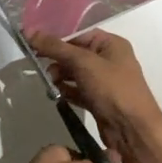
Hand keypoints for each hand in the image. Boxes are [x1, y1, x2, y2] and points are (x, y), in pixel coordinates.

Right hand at [26, 29, 161, 162]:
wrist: (133, 131)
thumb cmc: (112, 89)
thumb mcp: (83, 63)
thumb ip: (55, 47)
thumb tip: (29, 31)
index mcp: (111, 44)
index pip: (78, 35)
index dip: (56, 39)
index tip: (34, 44)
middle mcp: (109, 60)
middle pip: (75, 54)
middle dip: (57, 60)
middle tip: (39, 66)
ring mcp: (104, 82)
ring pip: (74, 73)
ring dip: (60, 76)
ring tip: (49, 83)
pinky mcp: (98, 100)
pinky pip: (77, 90)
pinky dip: (66, 91)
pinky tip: (55, 94)